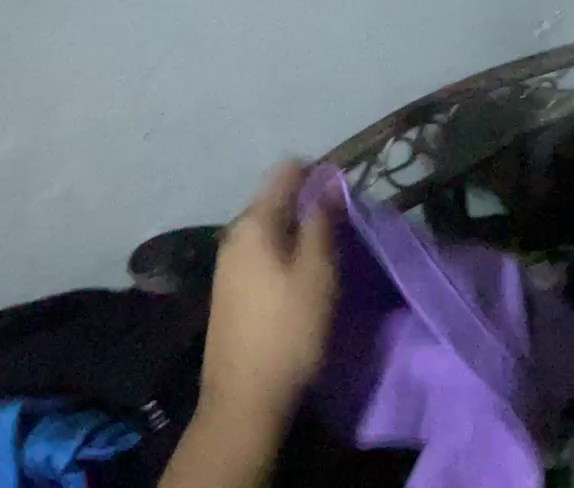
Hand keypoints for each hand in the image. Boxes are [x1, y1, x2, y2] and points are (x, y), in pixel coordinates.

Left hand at [200, 162, 337, 419]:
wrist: (243, 401)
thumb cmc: (289, 330)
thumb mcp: (318, 271)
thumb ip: (323, 220)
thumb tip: (330, 180)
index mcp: (254, 223)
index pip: (286, 172)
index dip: (318, 172)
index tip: (346, 190)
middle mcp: (235, 235)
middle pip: (276, 199)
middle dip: (310, 203)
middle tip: (344, 225)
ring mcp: (228, 264)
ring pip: (271, 228)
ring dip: (300, 230)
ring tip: (330, 251)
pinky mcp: (230, 290)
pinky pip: (263, 252)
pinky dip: (285, 252)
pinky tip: (304, 275)